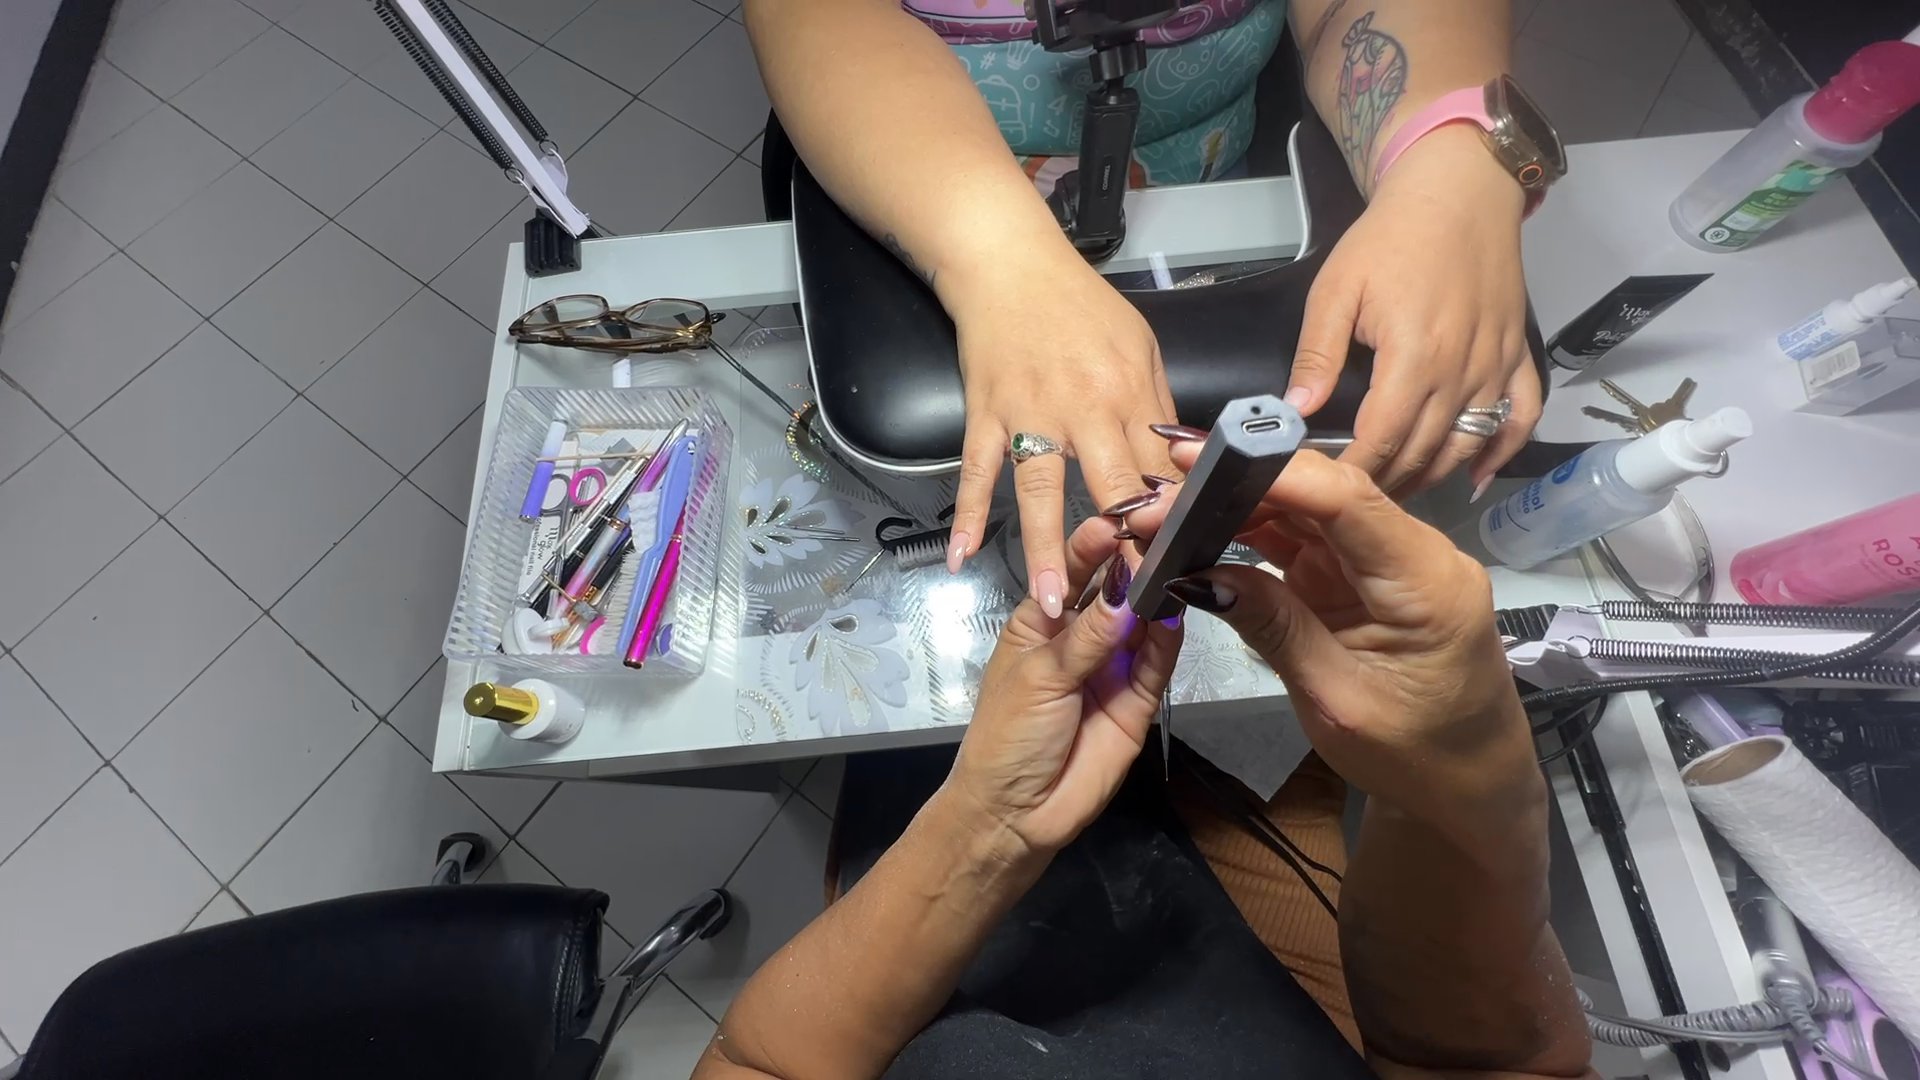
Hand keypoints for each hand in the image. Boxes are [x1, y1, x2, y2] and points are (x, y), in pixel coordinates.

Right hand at [943, 254, 1178, 618]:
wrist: (1010, 266)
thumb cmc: (1081, 305)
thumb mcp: (1139, 345)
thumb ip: (1154, 406)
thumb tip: (1170, 462)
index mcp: (1128, 391)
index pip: (1159, 467)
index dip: (1171, 517)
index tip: (1178, 563)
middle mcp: (1082, 408)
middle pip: (1111, 486)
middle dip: (1125, 544)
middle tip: (1132, 601)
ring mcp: (1028, 416)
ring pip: (1041, 490)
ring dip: (1046, 548)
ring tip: (1052, 603)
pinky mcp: (986, 418)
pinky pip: (976, 472)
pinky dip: (966, 515)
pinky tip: (959, 557)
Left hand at [947, 518, 1182, 855]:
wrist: (1017, 813)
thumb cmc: (1009, 733)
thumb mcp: (1041, 677)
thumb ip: (1088, 637)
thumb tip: (1129, 591)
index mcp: (1041, 620)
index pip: (1070, 572)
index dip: (1092, 547)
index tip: (1117, 521)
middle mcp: (1080, 636)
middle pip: (1113, 591)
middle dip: (1132, 565)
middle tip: (1160, 536)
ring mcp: (1112, 666)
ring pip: (1141, 621)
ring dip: (1157, 596)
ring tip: (1178, 565)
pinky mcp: (1139, 698)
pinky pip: (1158, 662)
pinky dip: (1170, 638)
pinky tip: (1181, 610)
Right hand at [1129, 448, 1534, 826]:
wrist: (1464, 782)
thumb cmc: (1414, 754)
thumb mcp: (1334, 700)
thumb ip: (1273, 627)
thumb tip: (1198, 573)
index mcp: (1425, 583)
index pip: (1347, 500)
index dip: (1273, 471)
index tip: (1200, 463)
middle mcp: (1410, 553)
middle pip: (1321, 493)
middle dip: (1239, 487)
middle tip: (1163, 500)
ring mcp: (1382, 560)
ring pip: (1304, 509)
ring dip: (1237, 507)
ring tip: (1171, 517)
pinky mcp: (1358, 573)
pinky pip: (1301, 537)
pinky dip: (1251, 532)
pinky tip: (1205, 533)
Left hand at [1287, 126, 1541, 495]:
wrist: (1458, 191)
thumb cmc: (1387, 241)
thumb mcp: (1334, 292)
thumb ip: (1317, 356)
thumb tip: (1294, 412)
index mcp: (1416, 357)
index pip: (1382, 439)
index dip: (1355, 473)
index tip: (1328, 493)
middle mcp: (1463, 371)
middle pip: (1424, 451)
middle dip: (1386, 482)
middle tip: (1352, 502)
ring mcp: (1497, 365)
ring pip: (1468, 443)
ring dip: (1431, 475)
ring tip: (1394, 495)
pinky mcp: (1518, 354)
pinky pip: (1521, 414)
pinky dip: (1501, 450)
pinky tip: (1475, 478)